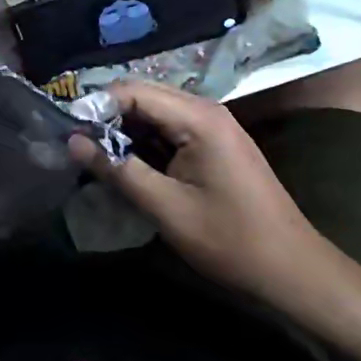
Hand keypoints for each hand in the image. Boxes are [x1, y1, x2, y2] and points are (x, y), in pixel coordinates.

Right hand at [69, 81, 327, 302]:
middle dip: (108, 117)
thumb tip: (74, 141)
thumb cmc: (231, 240)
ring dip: (125, 131)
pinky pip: (170, 129)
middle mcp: (205, 109)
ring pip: (155, 113)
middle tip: (76, 146)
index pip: (132, 91)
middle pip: (143, 97)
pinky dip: (146, 143)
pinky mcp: (215, 143)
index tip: (67, 131)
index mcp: (198, 117)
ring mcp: (213, 125)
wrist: (293, 269)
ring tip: (94, 157)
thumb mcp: (167, 208)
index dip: (96, 107)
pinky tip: (128, 166)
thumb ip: (119, 170)